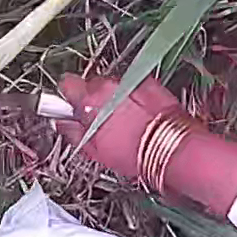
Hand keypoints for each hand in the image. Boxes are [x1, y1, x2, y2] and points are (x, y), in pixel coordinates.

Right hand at [54, 73, 236, 218]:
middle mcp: (107, 86)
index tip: (72, 108)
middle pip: (90, 83)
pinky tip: (140, 116)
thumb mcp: (94, 152)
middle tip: (101, 121)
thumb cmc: (136, 154)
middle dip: (93, 99)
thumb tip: (62, 124)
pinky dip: (133, 96)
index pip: (66, 83)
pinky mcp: (149, 82)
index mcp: (88, 101)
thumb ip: (73, 132)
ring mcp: (129, 82)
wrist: (174, 150)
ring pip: (112, 85)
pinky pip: (133, 85)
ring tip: (124, 121)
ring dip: (114, 98)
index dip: (68, 97)